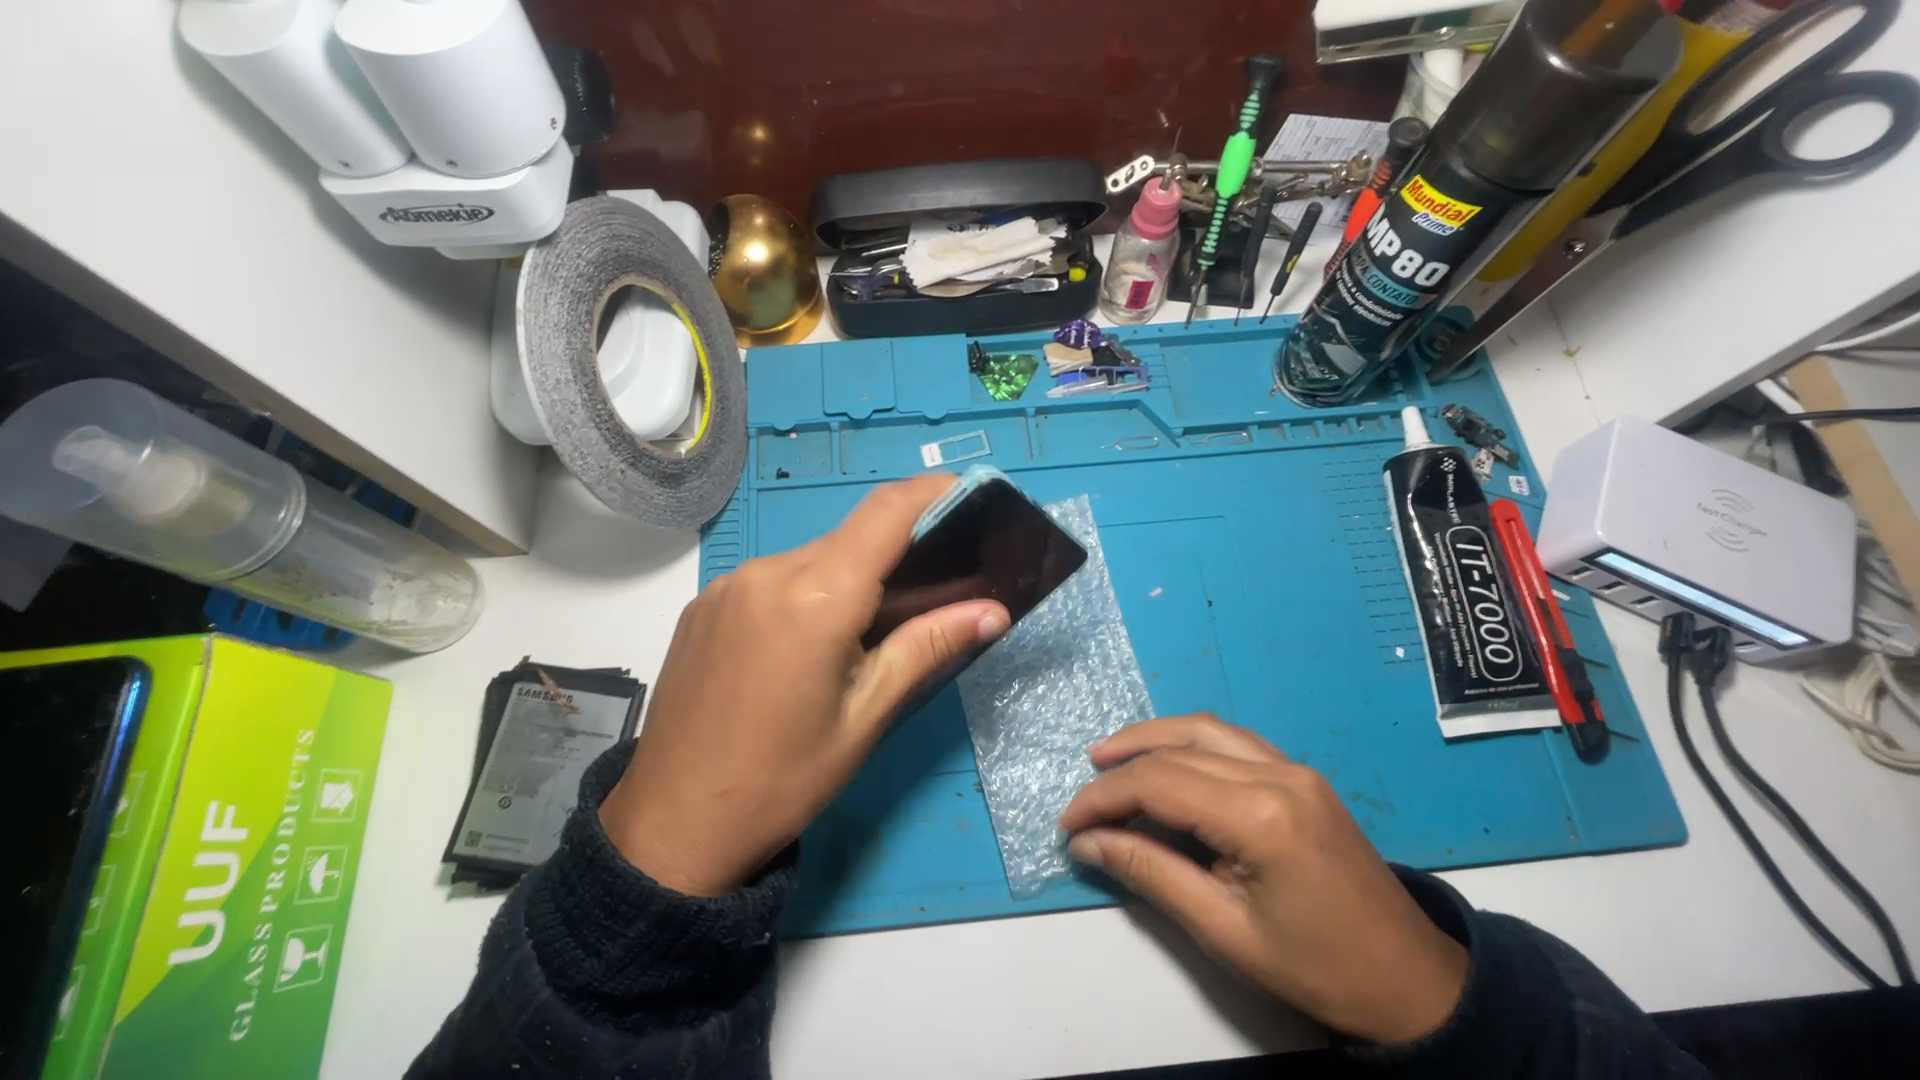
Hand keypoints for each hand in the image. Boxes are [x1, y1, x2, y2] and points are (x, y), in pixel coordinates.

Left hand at [600, 474, 1009, 895]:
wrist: (673, 825)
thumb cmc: (783, 780)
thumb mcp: (866, 717)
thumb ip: (928, 647)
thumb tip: (993, 611)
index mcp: (815, 596)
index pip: (886, 513)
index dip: (933, 493)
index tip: (971, 496)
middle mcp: (766, 572)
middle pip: (849, 538)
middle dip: (897, 552)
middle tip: (934, 592)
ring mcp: (728, 586)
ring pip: (811, 559)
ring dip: (849, 579)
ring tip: (870, 634)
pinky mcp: (704, 606)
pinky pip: (772, 580)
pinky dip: (806, 594)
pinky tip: (810, 646)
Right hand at [1059, 715, 1468, 1044]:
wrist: (1409, 980)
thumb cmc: (1314, 967)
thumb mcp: (1222, 930)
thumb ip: (1149, 873)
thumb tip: (1087, 841)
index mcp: (1260, 814)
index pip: (1159, 782)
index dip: (1104, 798)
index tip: (1068, 825)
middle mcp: (1277, 773)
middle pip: (1177, 749)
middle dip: (1120, 770)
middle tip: (1081, 801)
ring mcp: (1294, 769)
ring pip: (1205, 730)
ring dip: (1151, 739)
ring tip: (1105, 758)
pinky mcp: (1302, 777)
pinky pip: (1232, 742)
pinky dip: (1187, 744)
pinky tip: (1164, 762)